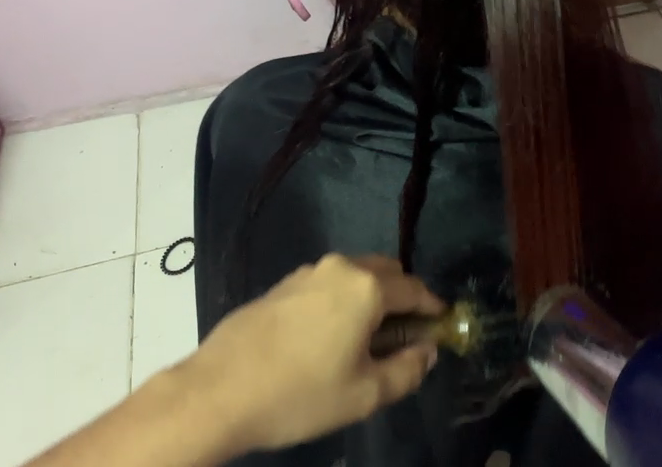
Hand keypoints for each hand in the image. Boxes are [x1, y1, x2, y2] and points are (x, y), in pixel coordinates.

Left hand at [187, 253, 444, 453]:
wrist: (218, 392)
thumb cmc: (300, 394)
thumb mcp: (363, 395)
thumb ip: (406, 371)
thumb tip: (427, 352)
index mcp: (366, 287)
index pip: (414, 289)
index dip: (433, 307)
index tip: (443, 324)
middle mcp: (340, 267)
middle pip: (386, 272)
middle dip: (403, 297)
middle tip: (407, 333)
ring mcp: (307, 273)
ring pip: (355, 275)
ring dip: (371, 297)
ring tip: (368, 337)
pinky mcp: (281, 285)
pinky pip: (327, 284)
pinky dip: (342, 300)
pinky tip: (330, 336)